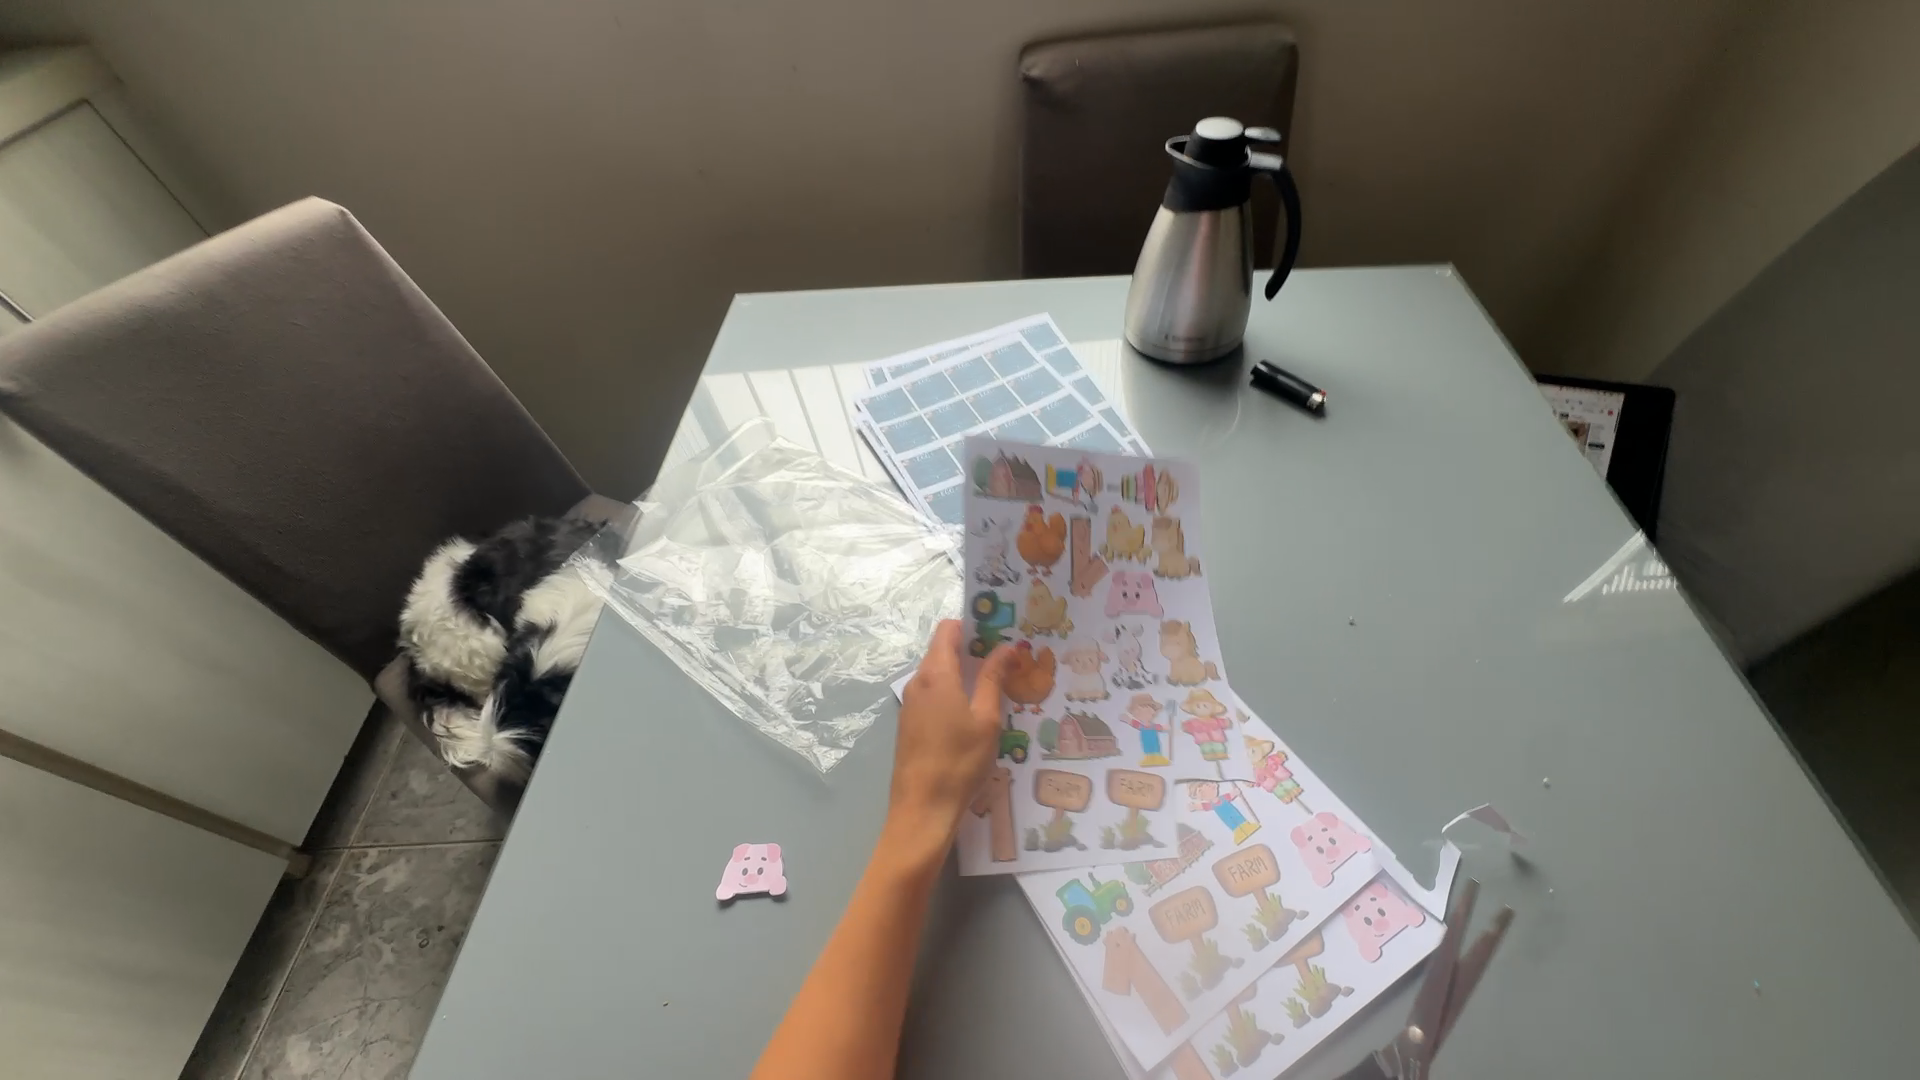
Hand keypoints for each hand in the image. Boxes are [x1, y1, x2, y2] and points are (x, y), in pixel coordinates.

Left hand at [884, 621, 1012, 867]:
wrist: (922, 809)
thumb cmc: (959, 761)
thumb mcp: (986, 719)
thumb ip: (994, 678)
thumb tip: (1006, 647)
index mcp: (935, 673)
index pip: (948, 629)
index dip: (973, 624)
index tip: (1000, 632)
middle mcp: (918, 682)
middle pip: (944, 650)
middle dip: (974, 649)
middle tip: (1008, 660)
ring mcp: (911, 704)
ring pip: (940, 674)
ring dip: (966, 673)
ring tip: (999, 685)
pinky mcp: (910, 724)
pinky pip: (934, 694)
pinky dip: (955, 692)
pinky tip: (977, 712)